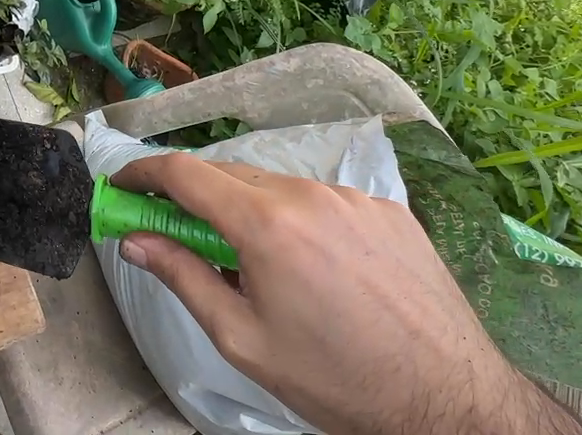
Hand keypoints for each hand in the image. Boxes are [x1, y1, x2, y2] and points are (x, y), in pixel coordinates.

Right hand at [110, 153, 581, 434]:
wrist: (459, 409)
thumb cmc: (337, 381)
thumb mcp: (242, 339)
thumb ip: (181, 276)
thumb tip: (131, 238)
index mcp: (266, 225)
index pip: (182, 172)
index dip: (142, 173)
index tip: (122, 187)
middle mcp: (307, 194)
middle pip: (225, 173)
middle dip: (190, 193)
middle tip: (175, 228)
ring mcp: (353, 197)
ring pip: (272, 183)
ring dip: (244, 205)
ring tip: (251, 256)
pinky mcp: (388, 210)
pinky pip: (319, 197)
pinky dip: (294, 215)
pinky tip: (309, 260)